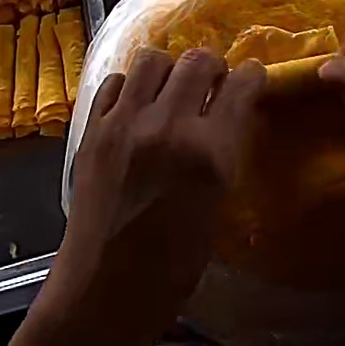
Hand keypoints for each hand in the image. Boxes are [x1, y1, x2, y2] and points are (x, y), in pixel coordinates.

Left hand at [31, 48, 264, 345]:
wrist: (104, 286)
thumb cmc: (172, 265)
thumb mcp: (216, 205)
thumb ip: (221, 153)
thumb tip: (226, 116)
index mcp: (209, 153)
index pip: (241, 86)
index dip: (252, 76)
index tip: (252, 77)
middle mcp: (166, 126)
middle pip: (197, 61)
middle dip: (213, 66)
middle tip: (212, 82)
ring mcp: (123, 123)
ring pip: (151, 59)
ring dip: (169, 68)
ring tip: (170, 89)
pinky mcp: (92, 129)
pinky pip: (115, 83)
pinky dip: (131, 87)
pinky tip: (135, 106)